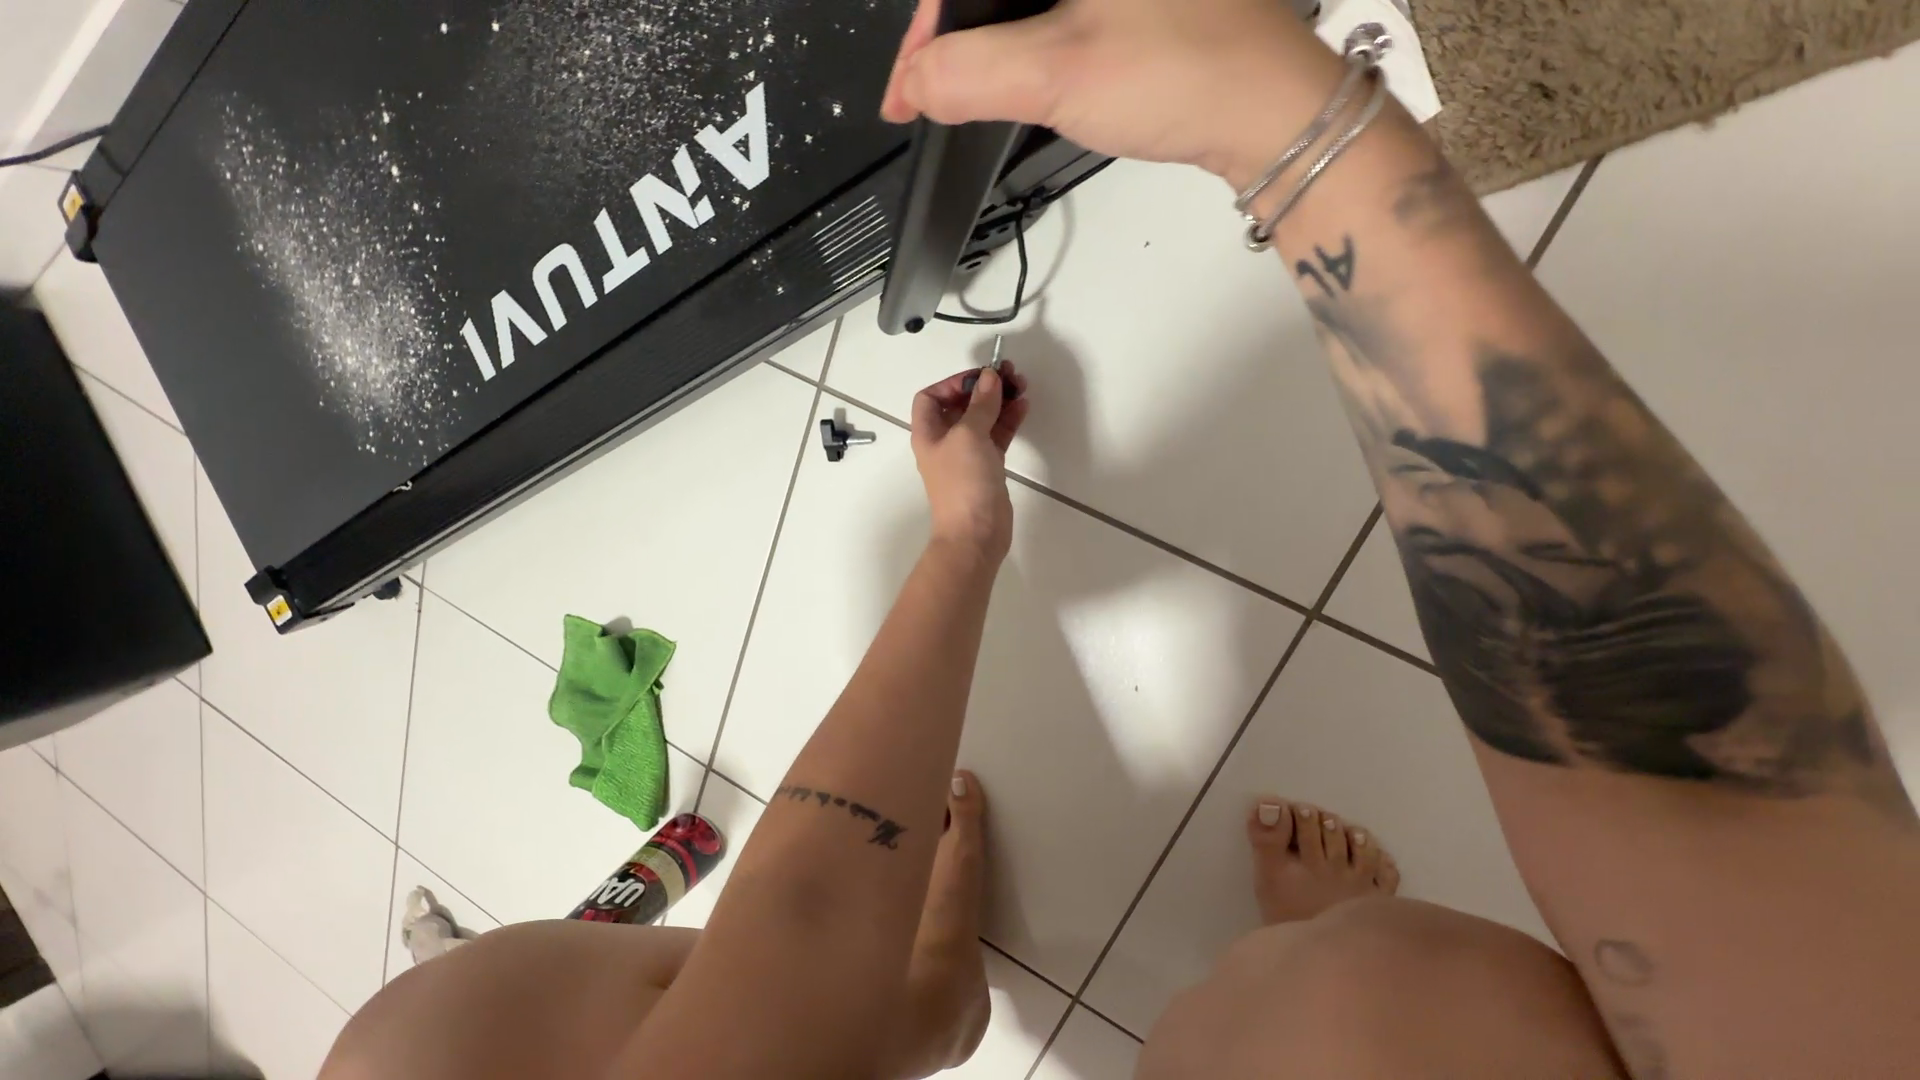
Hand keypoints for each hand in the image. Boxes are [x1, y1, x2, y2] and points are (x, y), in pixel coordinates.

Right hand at [880, 0, 1348, 188]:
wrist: (1268, 112)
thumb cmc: (1185, 74)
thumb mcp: (1056, 72)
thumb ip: (967, 75)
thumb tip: (916, 84)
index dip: (926, 31)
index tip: (906, 90)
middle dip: (949, 39)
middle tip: (924, 96)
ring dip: (982, 44)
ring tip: (955, 94)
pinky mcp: (1129, 1)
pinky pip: (1054, 8)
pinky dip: (1023, 43)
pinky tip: (1011, 74)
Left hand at [910, 364, 1030, 562]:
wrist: (975, 533)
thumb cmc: (963, 482)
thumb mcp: (969, 435)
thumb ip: (981, 404)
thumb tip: (990, 377)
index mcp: (928, 433)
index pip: (931, 397)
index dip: (953, 383)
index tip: (981, 378)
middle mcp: (945, 441)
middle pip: (961, 405)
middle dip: (983, 388)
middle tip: (1010, 374)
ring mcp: (967, 455)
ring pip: (983, 419)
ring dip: (1000, 401)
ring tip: (1022, 386)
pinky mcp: (988, 467)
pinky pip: (997, 436)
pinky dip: (1009, 421)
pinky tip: (1024, 407)